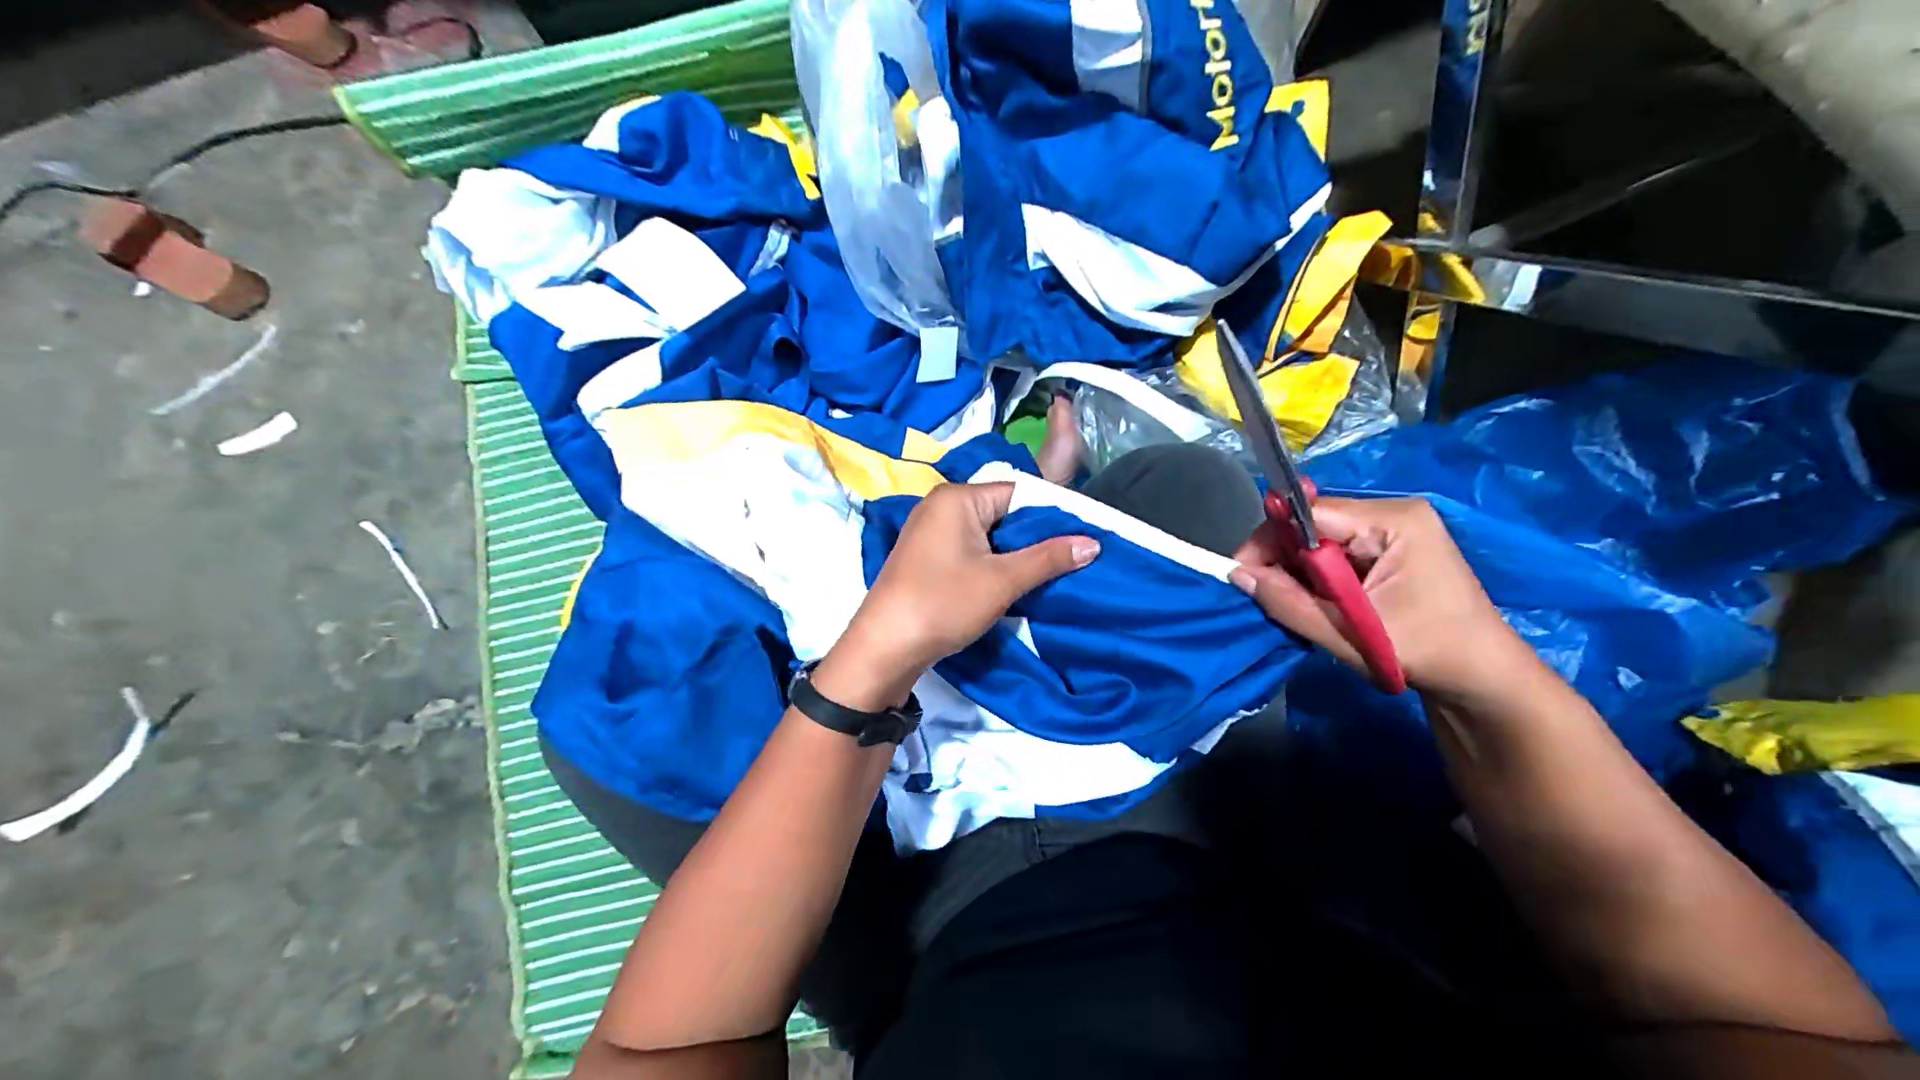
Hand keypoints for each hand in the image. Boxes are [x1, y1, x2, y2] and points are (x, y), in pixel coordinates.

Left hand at [813, 482, 1098, 710]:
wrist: (885, 648)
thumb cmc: (943, 603)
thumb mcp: (1002, 580)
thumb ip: (1049, 558)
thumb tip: (1093, 542)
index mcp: (957, 497)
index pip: (1018, 491)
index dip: (1052, 514)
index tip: (1083, 535)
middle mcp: (941, 506)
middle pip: (1004, 512)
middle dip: (1036, 536)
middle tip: (1073, 558)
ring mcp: (931, 532)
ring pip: (989, 535)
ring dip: (1016, 554)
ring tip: (1052, 573)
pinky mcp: (928, 558)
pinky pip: (972, 550)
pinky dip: (994, 563)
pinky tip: (1016, 583)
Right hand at [1228, 496, 1537, 703]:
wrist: (1484, 681)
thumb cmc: (1428, 653)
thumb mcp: (1350, 633)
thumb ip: (1290, 604)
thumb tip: (1237, 575)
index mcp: (1393, 521)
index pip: (1309, 513)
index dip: (1269, 540)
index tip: (1242, 575)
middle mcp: (1391, 514)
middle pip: (1311, 525)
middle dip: (1282, 561)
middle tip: (1266, 599)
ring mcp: (1391, 531)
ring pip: (1318, 542)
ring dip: (1298, 574)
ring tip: (1293, 607)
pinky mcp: (1387, 551)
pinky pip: (1333, 555)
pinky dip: (1315, 580)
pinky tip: (1315, 605)